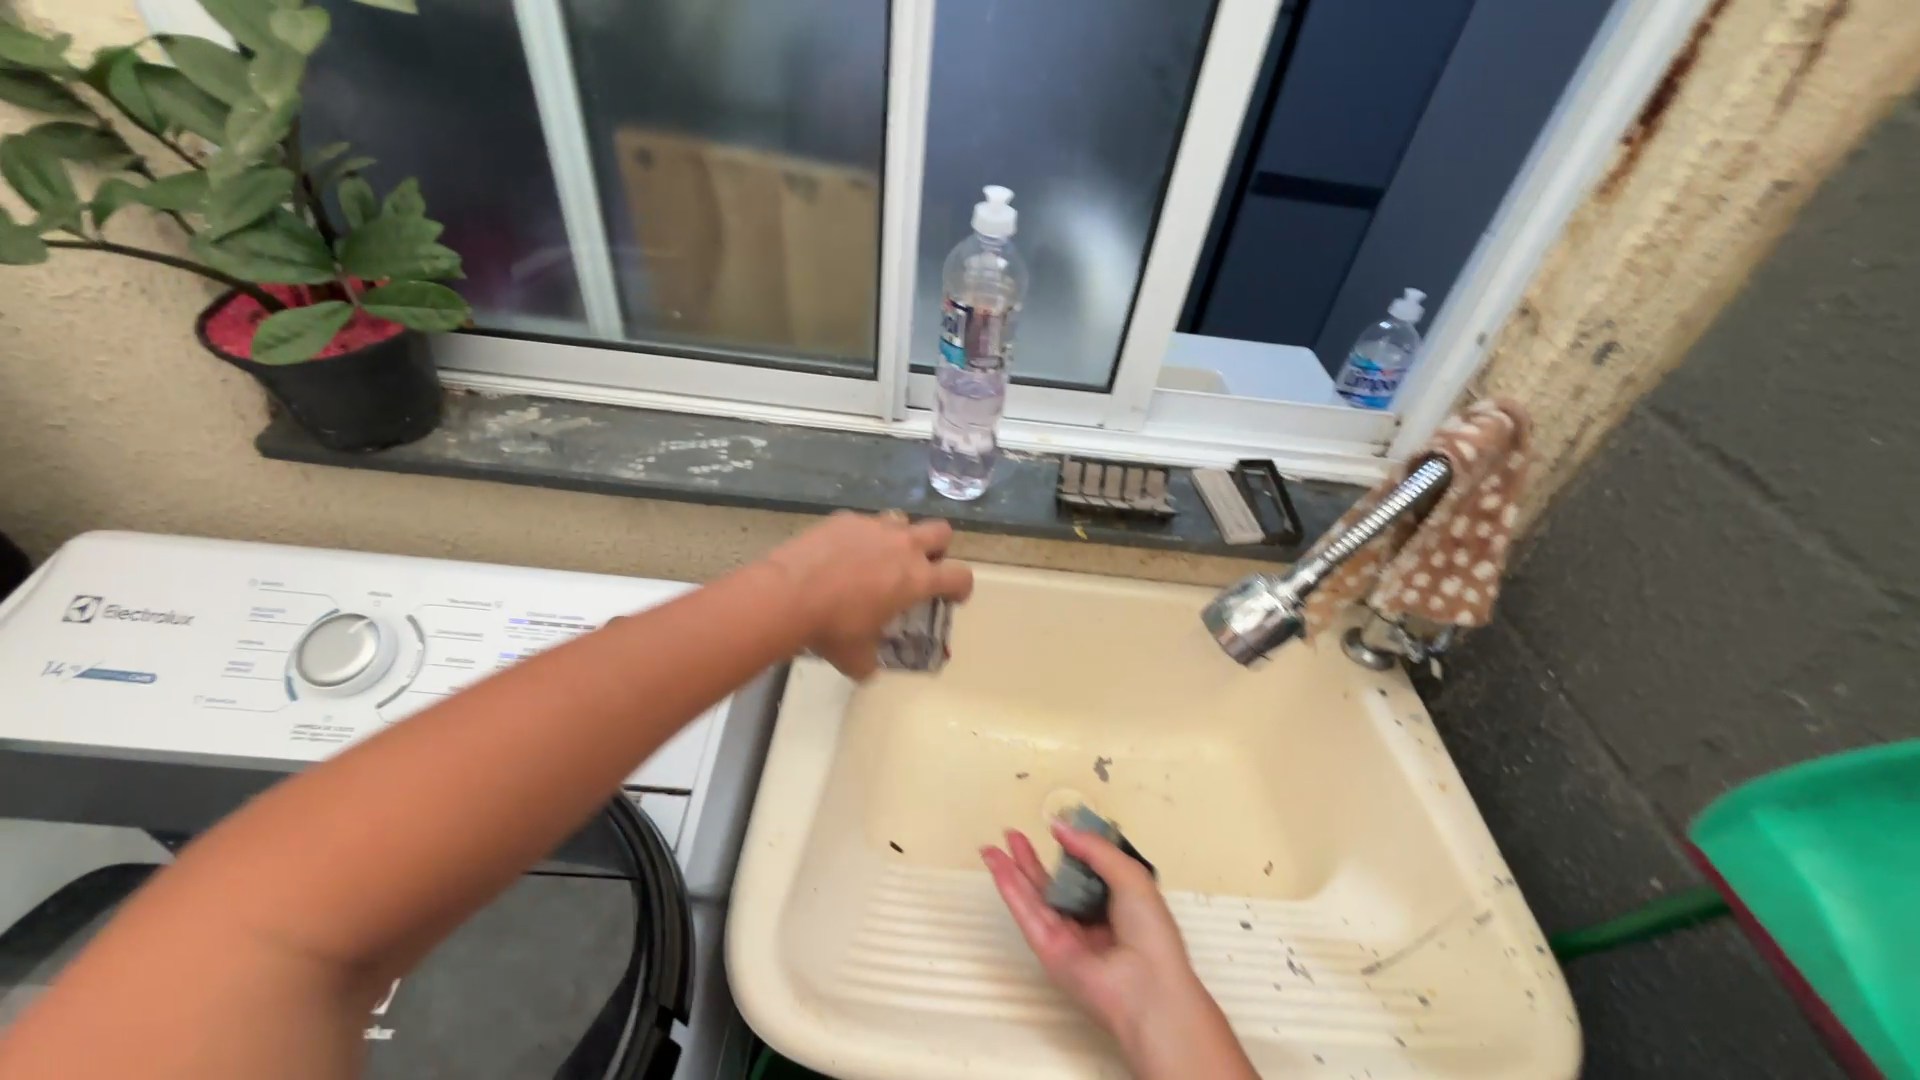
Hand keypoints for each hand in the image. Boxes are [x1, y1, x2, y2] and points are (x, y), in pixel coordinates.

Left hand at [762, 511, 972, 678]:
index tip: (951, 597)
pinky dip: (859, 537)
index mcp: (916, 579)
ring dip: (899, 537)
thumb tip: (868, 668)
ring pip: (902, 521)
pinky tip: (840, 554)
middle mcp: (903, 546)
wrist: (787, 595)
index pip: (960, 575)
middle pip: (941, 532)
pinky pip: (863, 523)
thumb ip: (872, 661)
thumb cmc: (830, 628)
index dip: (961, 587)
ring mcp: (873, 527)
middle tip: (919, 567)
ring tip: (878, 558)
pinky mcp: (844, 519)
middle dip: (937, 548)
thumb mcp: (856, 658)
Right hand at [982, 823, 1257, 1079]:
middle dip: (1030, 859)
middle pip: (1052, 884)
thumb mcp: (1130, 876)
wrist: (1146, 988)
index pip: (1086, 872)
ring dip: (1012, 871)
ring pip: (1033, 898)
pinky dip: (1010, 889)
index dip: (1070, 850)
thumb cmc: (1150, 931)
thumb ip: (1094, 849)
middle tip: (1012, 835)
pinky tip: (998, 867)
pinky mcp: (1047, 950)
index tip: (1055, 828)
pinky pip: (1027, 914)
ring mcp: (1066, 936)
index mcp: (1115, 903)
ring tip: (993, 847)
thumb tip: (1060, 827)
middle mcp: (1088, 920)